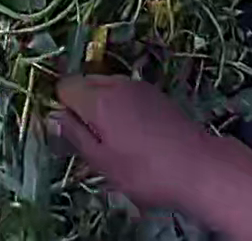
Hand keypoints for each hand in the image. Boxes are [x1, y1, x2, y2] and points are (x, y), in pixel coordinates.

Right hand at [51, 76, 228, 213]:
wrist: (198, 165)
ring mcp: (135, 84)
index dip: (62, 106)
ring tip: (113, 137)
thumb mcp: (104, 163)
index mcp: (98, 99)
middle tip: (91, 138)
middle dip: (80, 104)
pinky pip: (123, 89)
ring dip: (100, 103)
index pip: (65, 85)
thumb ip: (75, 136)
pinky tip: (133, 131)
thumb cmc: (146, 171)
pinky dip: (119, 103)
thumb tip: (53, 116)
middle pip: (84, 81)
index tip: (71, 131)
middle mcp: (115, 82)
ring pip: (104, 84)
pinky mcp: (152, 90)